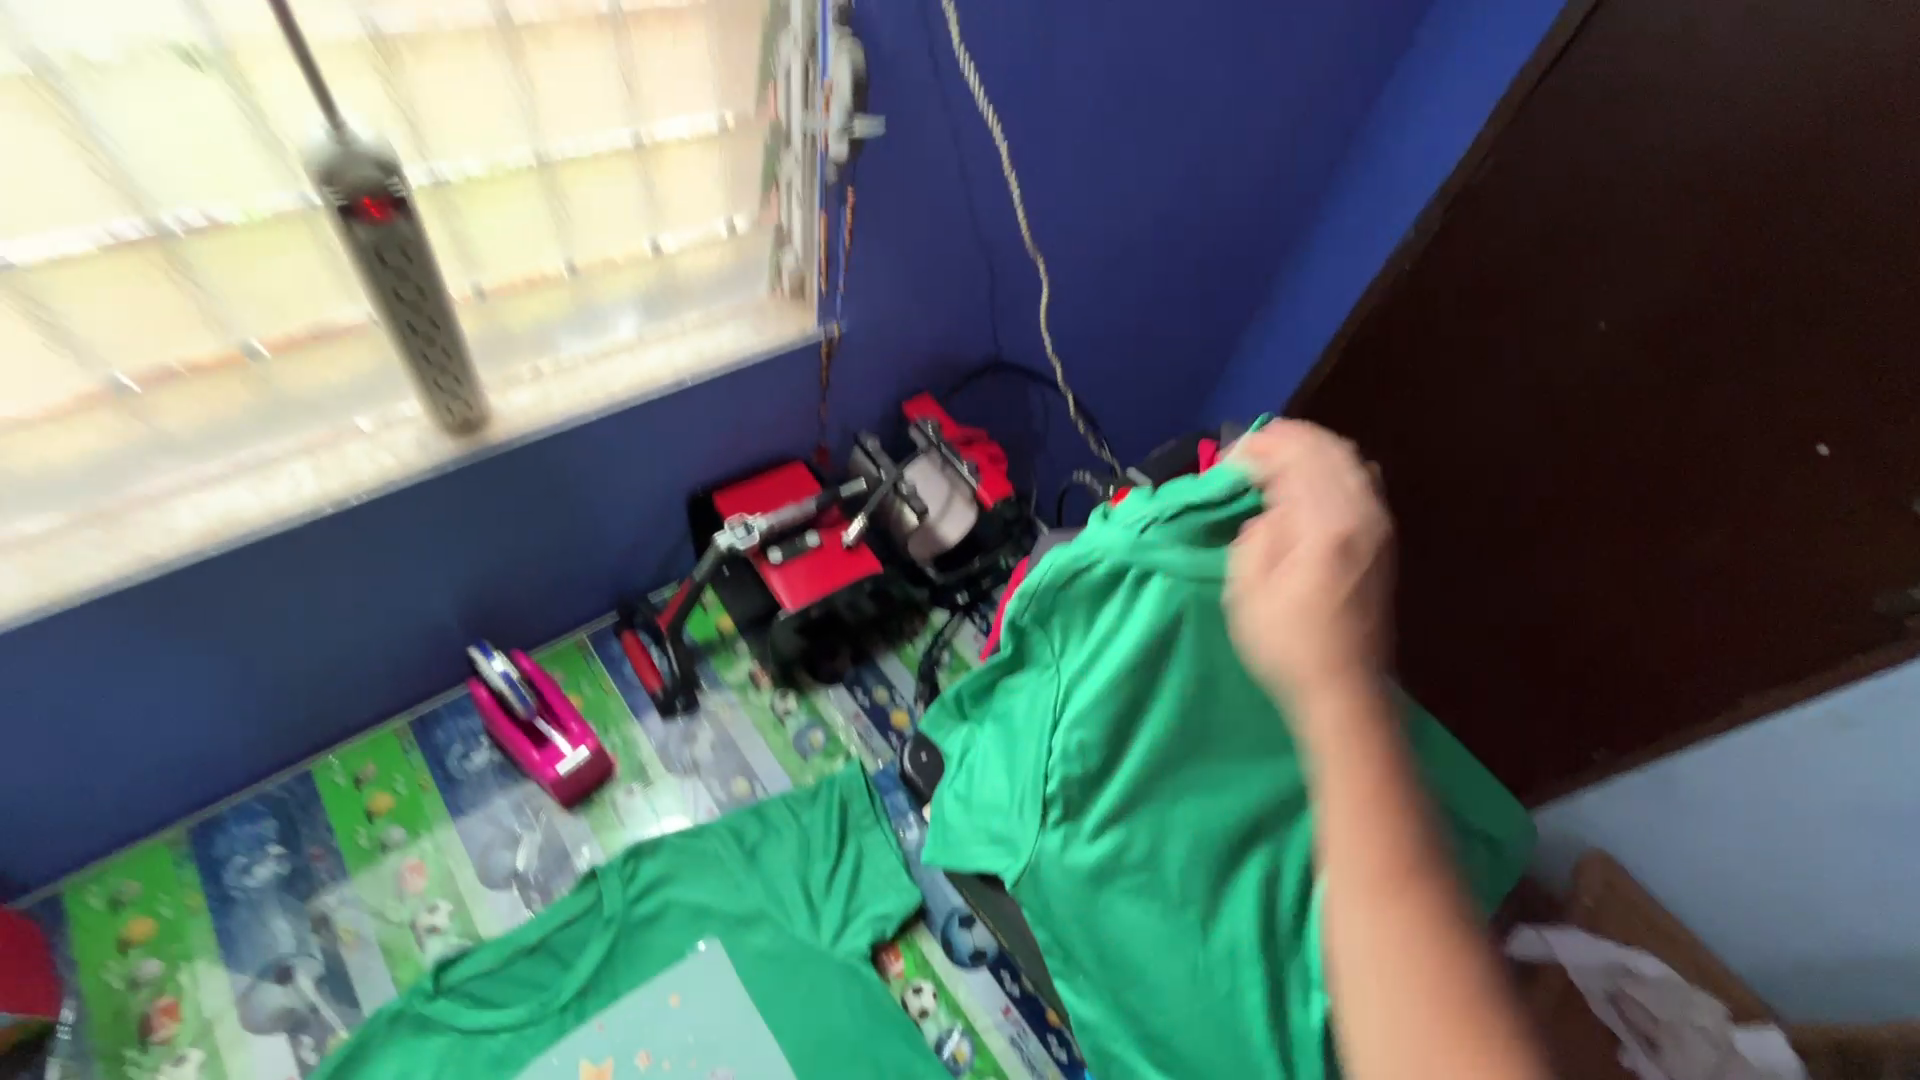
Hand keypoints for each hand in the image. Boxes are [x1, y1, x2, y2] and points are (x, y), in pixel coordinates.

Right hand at [1224, 420, 1394, 716]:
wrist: (1344, 690)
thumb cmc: (1285, 645)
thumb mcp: (1246, 591)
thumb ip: (1256, 536)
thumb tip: (1268, 512)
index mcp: (1325, 524)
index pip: (1295, 457)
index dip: (1257, 449)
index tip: (1226, 460)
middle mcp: (1361, 515)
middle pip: (1327, 450)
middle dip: (1284, 441)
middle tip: (1247, 453)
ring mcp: (1378, 526)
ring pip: (1349, 461)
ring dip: (1310, 452)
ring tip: (1274, 462)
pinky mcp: (1383, 541)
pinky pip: (1361, 483)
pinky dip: (1331, 470)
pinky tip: (1309, 483)